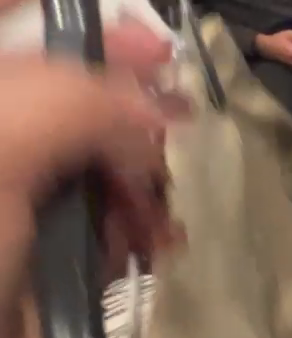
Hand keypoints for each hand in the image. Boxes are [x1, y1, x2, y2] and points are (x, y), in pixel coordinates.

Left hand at [0, 14, 179, 337]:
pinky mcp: (36, 233)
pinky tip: (145, 247)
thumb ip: (69, 102)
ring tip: (150, 226)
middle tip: (162, 157)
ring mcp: (8, 186)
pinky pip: (104, 207)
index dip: (72, 25)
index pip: (5, 22)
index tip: (148, 45)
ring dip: (141, 186)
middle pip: (61, 89)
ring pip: (94, 152)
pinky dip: (137, 225)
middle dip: (123, 124)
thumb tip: (156, 99)